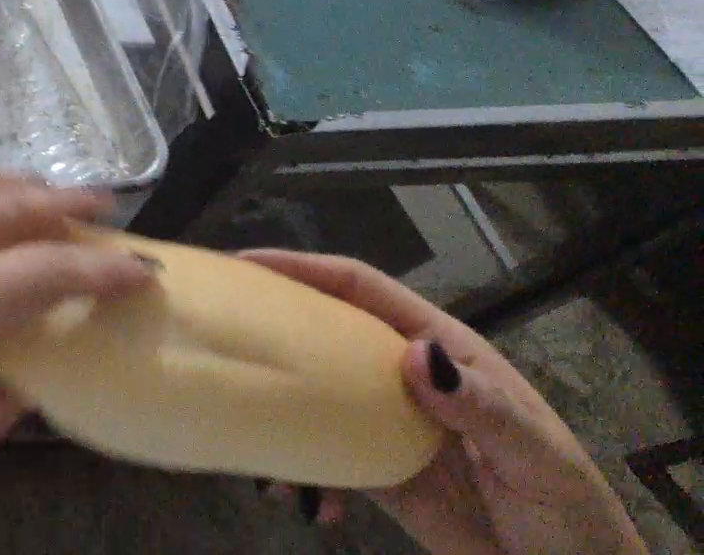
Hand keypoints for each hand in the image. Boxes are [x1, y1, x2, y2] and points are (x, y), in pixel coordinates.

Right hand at [241, 250, 646, 554]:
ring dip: (274, 402)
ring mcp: (380, 417)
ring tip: (245, 423)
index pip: (362, 289)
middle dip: (269, 320)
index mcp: (441, 350)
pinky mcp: (368, 464)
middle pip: (321, 326)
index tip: (245, 265)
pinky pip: (314, 448)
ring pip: (308, 385)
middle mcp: (400, 373)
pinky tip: (303, 500)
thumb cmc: (568, 516)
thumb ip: (485, 409)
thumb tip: (414, 354)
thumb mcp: (539, 460)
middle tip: (215, 321)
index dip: (304, 267)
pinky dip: (298, 470)